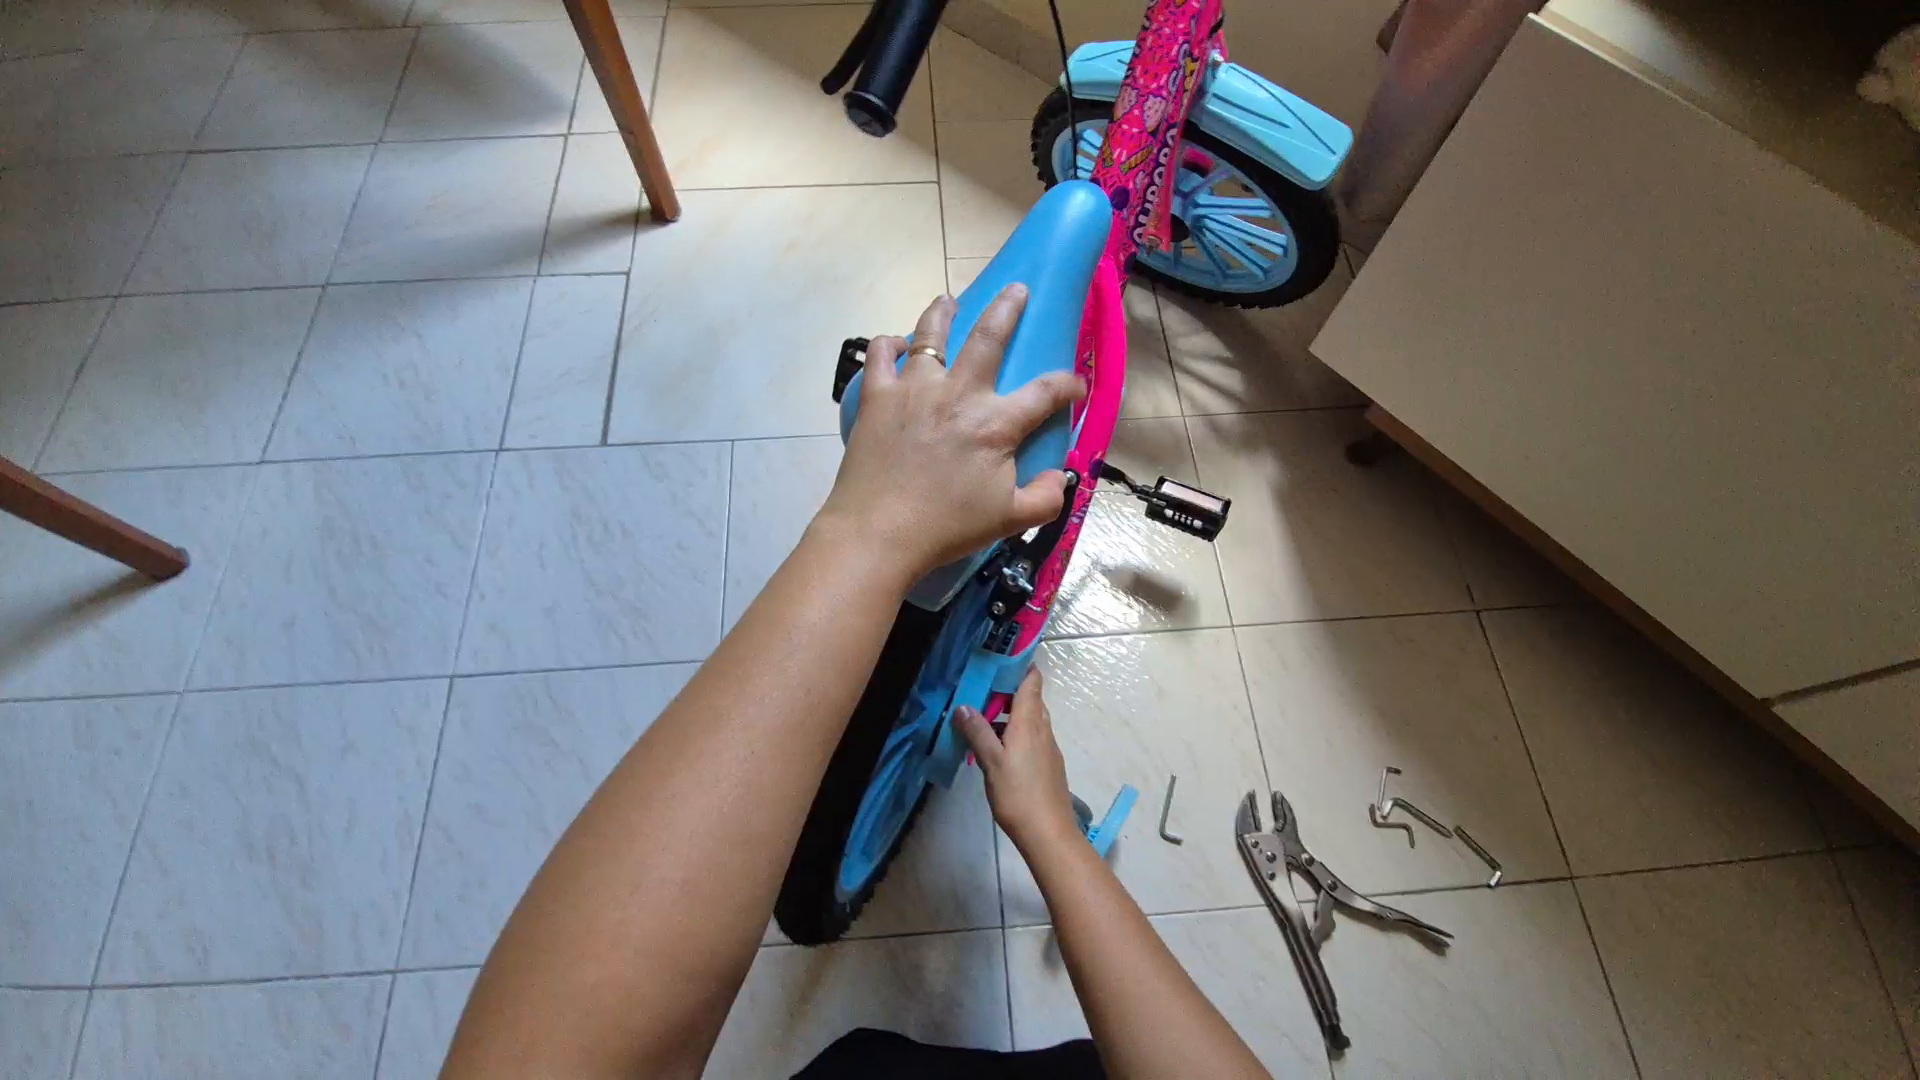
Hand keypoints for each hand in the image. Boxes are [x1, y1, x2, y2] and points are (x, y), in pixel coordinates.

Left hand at [816, 286, 1086, 579]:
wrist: (878, 534)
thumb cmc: (946, 528)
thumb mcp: (1010, 521)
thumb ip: (1045, 498)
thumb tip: (1060, 476)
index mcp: (995, 423)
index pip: (1045, 392)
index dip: (1068, 384)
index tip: (1077, 386)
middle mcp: (958, 394)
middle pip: (989, 336)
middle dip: (1008, 307)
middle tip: (1017, 289)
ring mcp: (914, 390)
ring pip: (930, 334)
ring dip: (943, 311)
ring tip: (949, 300)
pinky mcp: (877, 397)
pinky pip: (880, 355)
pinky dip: (889, 345)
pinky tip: (896, 345)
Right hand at [956, 667, 1080, 848]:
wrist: (1049, 833)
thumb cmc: (1019, 794)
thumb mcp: (991, 762)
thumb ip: (978, 733)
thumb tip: (963, 706)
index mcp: (1029, 724)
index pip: (1031, 684)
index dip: (1022, 667)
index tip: (1004, 657)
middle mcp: (1043, 731)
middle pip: (1031, 701)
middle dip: (1010, 692)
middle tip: (983, 691)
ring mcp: (1048, 749)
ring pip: (1031, 721)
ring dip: (1011, 716)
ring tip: (984, 722)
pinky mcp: (1048, 766)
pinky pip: (1032, 739)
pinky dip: (1016, 734)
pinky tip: (999, 750)